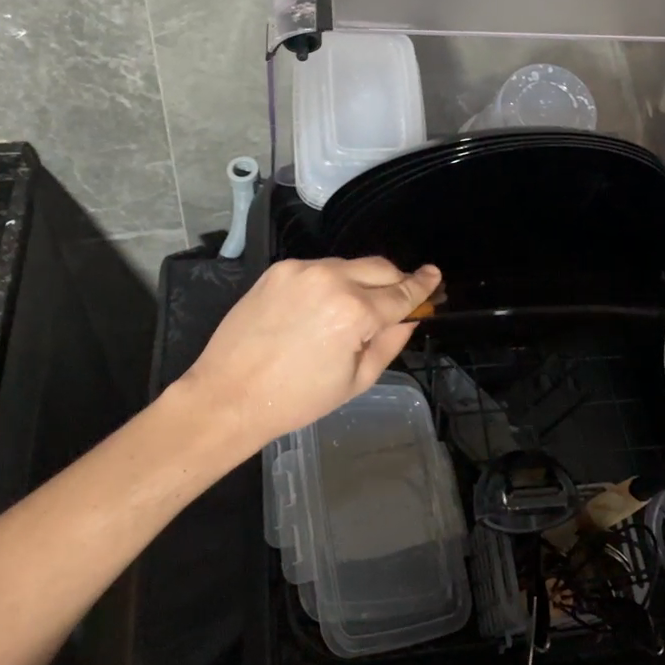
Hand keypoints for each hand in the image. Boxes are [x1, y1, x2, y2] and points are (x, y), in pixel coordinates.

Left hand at [175, 257, 441, 454]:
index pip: (401, 293)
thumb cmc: (296, 399)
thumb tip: (408, 319)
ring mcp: (301, 271)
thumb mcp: (355, 382)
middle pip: (380, 267)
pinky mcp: (278, 270)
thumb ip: (389, 344)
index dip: (422, 286)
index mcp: (354, 312)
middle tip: (402, 297)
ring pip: (349, 265)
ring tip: (354, 311)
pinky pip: (319, 269)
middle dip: (396, 280)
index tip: (435, 276)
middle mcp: (331, 280)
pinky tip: (320, 309)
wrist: (229, 394)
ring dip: (362, 281)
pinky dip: (330, 283)